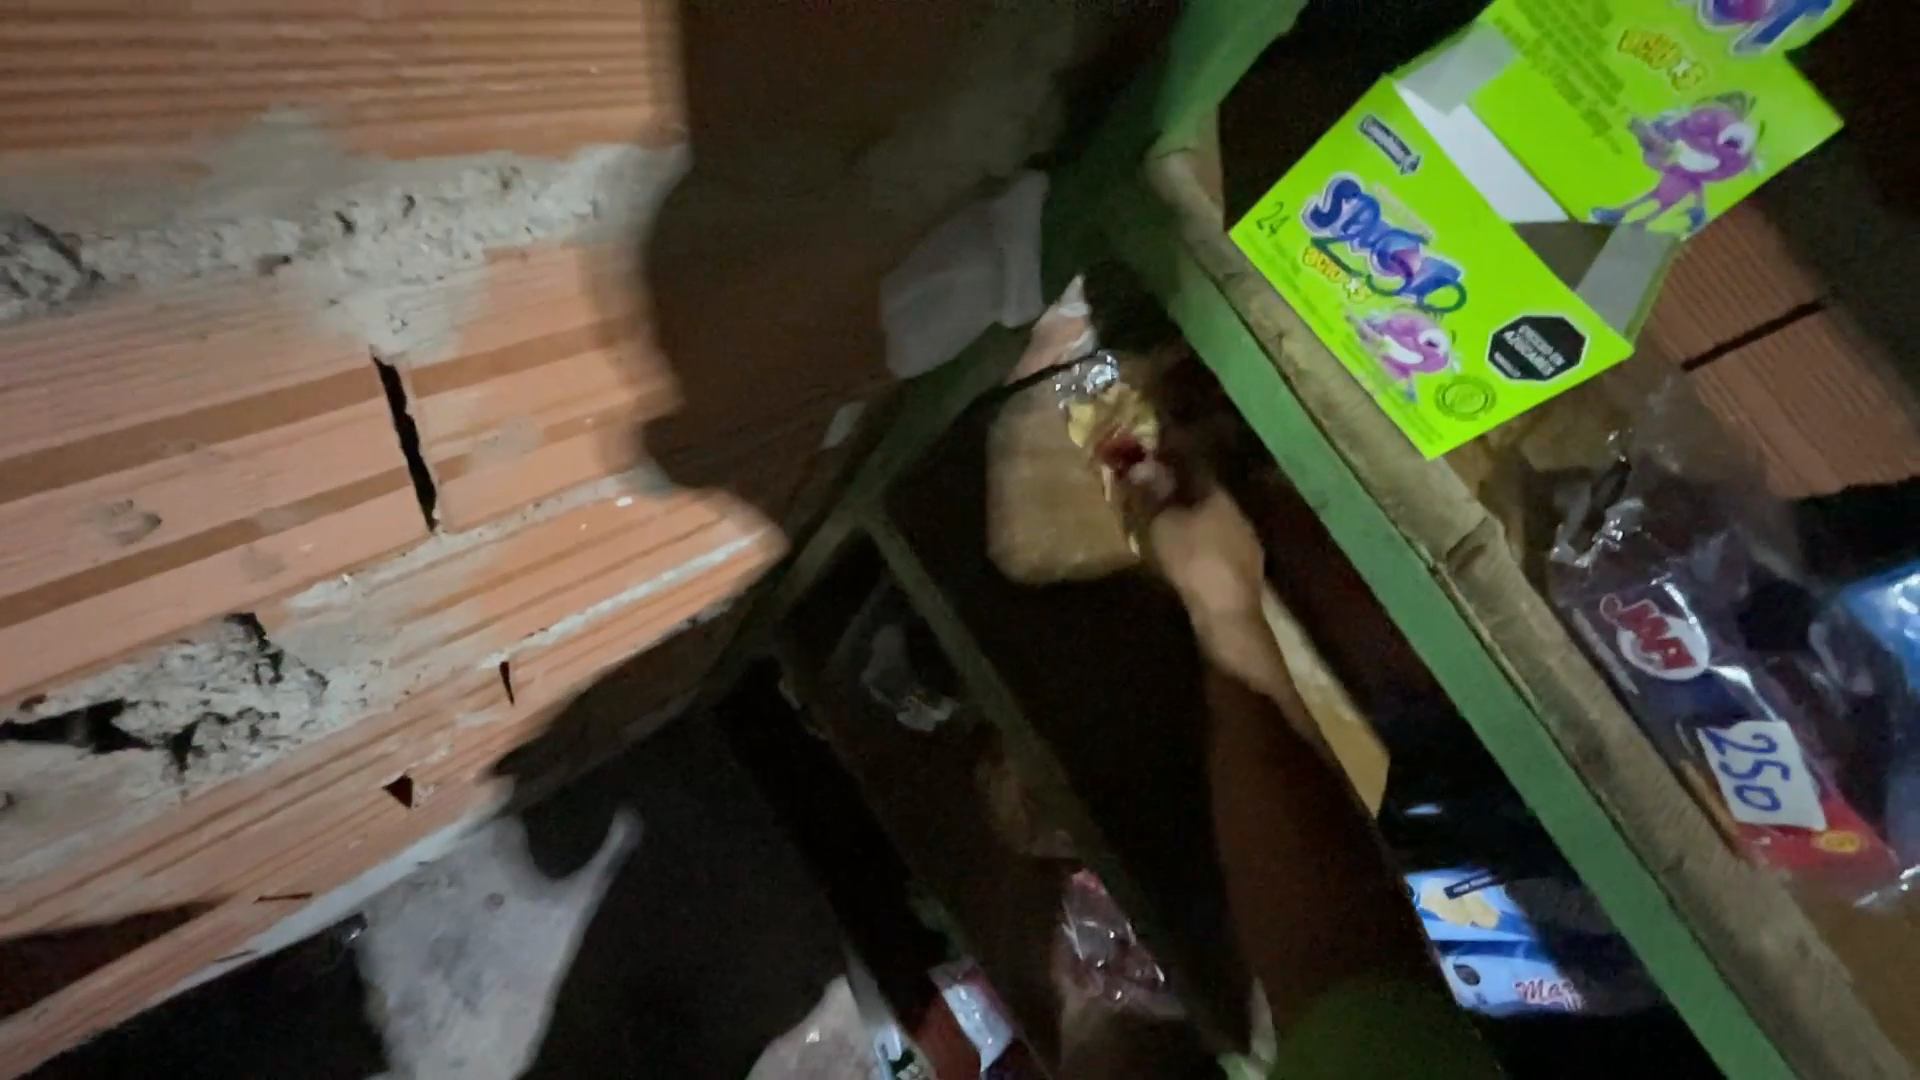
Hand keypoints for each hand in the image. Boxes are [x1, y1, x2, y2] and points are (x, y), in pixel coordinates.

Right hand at [1110, 439, 1264, 626]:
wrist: (1226, 610)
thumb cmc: (1192, 559)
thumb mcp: (1162, 524)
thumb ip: (1152, 494)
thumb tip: (1141, 466)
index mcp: (1218, 494)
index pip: (1194, 465)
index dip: (1173, 459)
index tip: (1154, 455)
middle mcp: (1237, 511)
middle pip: (1206, 492)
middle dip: (1183, 489)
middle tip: (1159, 490)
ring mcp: (1246, 539)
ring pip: (1215, 518)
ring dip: (1195, 516)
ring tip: (1172, 522)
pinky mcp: (1246, 566)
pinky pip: (1220, 541)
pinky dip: (1203, 539)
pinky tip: (1192, 550)